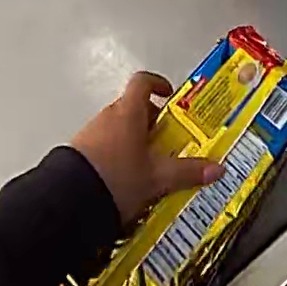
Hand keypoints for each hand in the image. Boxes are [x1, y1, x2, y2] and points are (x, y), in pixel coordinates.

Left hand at [71, 72, 223, 223]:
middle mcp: (108, 115)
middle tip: (164, 142)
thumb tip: (218, 168)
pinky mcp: (77, 152)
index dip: (157, 84)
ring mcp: (90, 132)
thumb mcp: (157, 178)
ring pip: (117, 126)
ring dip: (132, 138)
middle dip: (150, 121)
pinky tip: (123, 179)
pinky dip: (116, 152)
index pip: (142, 82)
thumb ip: (187, 172)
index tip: (169, 96)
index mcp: (128, 112)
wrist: (68, 203)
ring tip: (146, 166)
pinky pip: (102, 143)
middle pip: (132, 107)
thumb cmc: (118, 178)